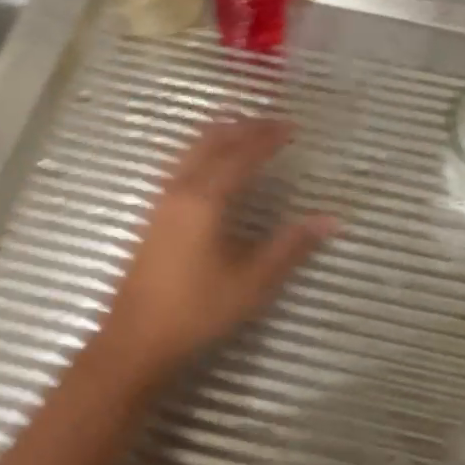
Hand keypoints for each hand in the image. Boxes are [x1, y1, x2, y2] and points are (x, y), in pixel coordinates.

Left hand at [96, 119, 334, 377]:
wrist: (135, 341)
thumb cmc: (196, 311)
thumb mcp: (252, 283)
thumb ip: (291, 246)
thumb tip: (330, 219)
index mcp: (205, 200)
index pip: (241, 155)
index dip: (267, 137)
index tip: (292, 126)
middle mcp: (179, 191)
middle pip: (210, 142)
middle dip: (242, 127)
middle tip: (271, 122)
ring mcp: (160, 203)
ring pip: (190, 152)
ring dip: (219, 136)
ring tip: (244, 133)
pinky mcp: (152, 218)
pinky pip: (179, 166)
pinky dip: (201, 153)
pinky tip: (210, 168)